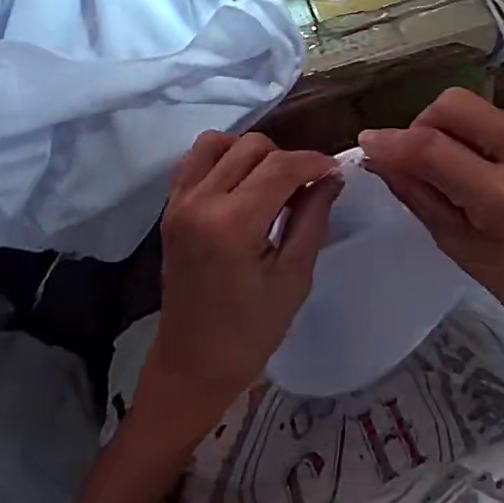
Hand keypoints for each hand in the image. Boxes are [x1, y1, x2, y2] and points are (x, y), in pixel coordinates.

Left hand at [146, 131, 342, 412]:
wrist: (193, 360)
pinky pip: (194, 160)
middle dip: (285, 158)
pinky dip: (221, 159)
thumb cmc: (250, 331)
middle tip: (304, 188)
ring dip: (250, 152)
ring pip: (217, 142)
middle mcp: (200, 201)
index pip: (279, 167)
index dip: (313, 161)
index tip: (334, 170)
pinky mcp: (170, 207)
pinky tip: (241, 184)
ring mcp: (179, 201)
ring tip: (270, 183)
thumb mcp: (293, 278)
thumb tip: (330, 177)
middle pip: (250, 146)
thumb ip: (311, 219)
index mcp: (232, 224)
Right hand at [357, 88, 503, 347]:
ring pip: (474, 106)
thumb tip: (378, 155)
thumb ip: (417, 193)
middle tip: (418, 159)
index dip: (391, 141)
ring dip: (450, 130)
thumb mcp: (459, 246)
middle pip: (454, 104)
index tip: (366, 142)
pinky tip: (485, 166)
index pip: (432, 149)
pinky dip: (476, 135)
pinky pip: (497, 116)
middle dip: (422, 124)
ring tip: (456, 169)